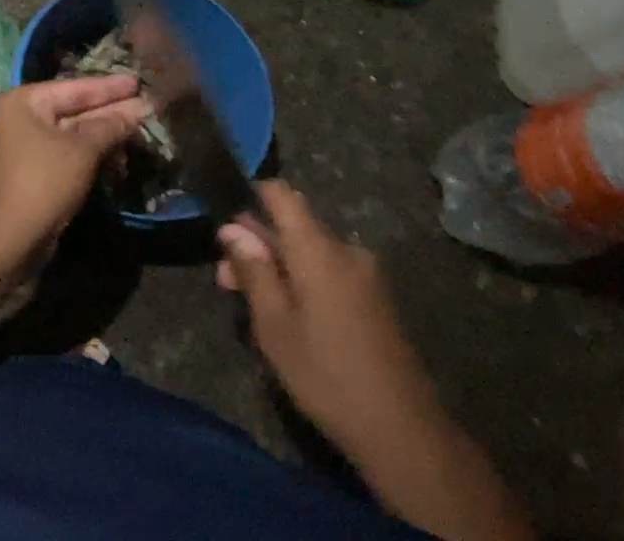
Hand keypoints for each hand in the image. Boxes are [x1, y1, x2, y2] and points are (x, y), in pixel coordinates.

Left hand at [0, 76, 147, 247]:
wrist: (10, 236)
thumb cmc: (44, 180)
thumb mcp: (83, 148)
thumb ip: (111, 125)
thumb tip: (140, 108)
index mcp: (23, 102)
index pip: (74, 88)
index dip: (109, 87)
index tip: (137, 81)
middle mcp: (19, 118)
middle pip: (73, 109)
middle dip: (110, 110)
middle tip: (146, 103)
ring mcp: (23, 146)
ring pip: (72, 134)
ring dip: (104, 133)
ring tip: (141, 127)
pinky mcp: (32, 172)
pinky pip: (66, 153)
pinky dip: (91, 153)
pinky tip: (120, 153)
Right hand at [216, 181, 443, 457]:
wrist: (401, 428)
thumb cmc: (324, 372)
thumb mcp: (273, 323)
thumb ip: (253, 270)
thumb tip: (232, 228)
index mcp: (319, 249)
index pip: (282, 195)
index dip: (250, 195)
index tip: (222, 214)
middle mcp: (346, 250)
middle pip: (293, 227)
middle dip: (256, 243)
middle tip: (224, 279)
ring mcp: (365, 275)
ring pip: (309, 252)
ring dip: (277, 266)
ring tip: (249, 302)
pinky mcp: (374, 299)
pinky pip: (329, 272)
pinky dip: (301, 280)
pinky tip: (284, 314)